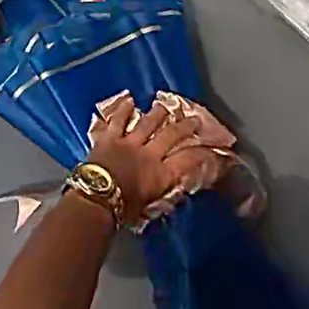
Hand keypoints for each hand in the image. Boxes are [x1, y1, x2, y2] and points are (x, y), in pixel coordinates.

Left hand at [84, 97, 203, 227]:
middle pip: (170, 136)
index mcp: (161, 174)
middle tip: (194, 118)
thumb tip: (171, 189)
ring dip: (157, 114)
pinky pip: (118, 119)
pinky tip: (129, 100)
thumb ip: (159, 193)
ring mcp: (129, 142)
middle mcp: (148, 154)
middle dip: (184, 126)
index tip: (210, 148)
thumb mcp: (148, 207)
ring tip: (164, 106)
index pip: (186, 160)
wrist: (98, 195)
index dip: (200, 153)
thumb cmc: (123, 209)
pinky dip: (123, 109)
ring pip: (146, 123)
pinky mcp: (110, 136)